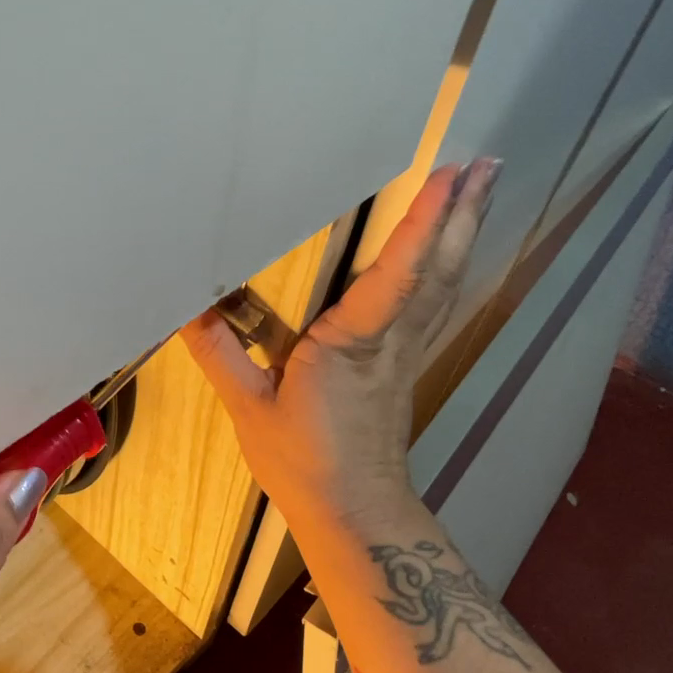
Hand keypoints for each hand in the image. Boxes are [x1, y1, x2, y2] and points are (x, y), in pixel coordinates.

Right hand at [180, 159, 497, 524]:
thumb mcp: (250, 408)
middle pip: (438, 271)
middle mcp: (392, 341)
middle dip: (463, 214)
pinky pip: (437, 303)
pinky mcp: (408, 362)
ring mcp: (408, 351)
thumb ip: (219, 353)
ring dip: (465, 232)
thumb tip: (186, 306)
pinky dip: (449, 263)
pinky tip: (454, 245)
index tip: (446, 176)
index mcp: (352, 346)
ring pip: (445, 284)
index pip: (396, 279)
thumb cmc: (303, 462)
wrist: (356, 511)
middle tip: (486, 160)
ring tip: (482, 185)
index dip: (421, 227)